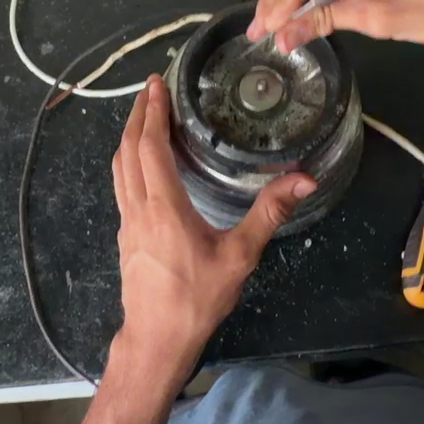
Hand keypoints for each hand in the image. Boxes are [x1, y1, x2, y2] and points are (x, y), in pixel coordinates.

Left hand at [111, 76, 315, 369]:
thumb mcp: (239, 256)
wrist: (156, 338)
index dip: (152, 112)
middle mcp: (138, 206)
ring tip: (143, 114)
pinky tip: (141, 162)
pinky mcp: (126, 234)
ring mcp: (127, 221)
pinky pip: (122, 184)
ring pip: (120, 167)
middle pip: (128, 150)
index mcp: (162, 206)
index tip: (156, 84)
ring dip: (128, 136)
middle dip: (137, 114)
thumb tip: (304, 178)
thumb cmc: (197, 298)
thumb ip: (268, 214)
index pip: (150, 146)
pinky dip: (128, 160)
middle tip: (150, 88)